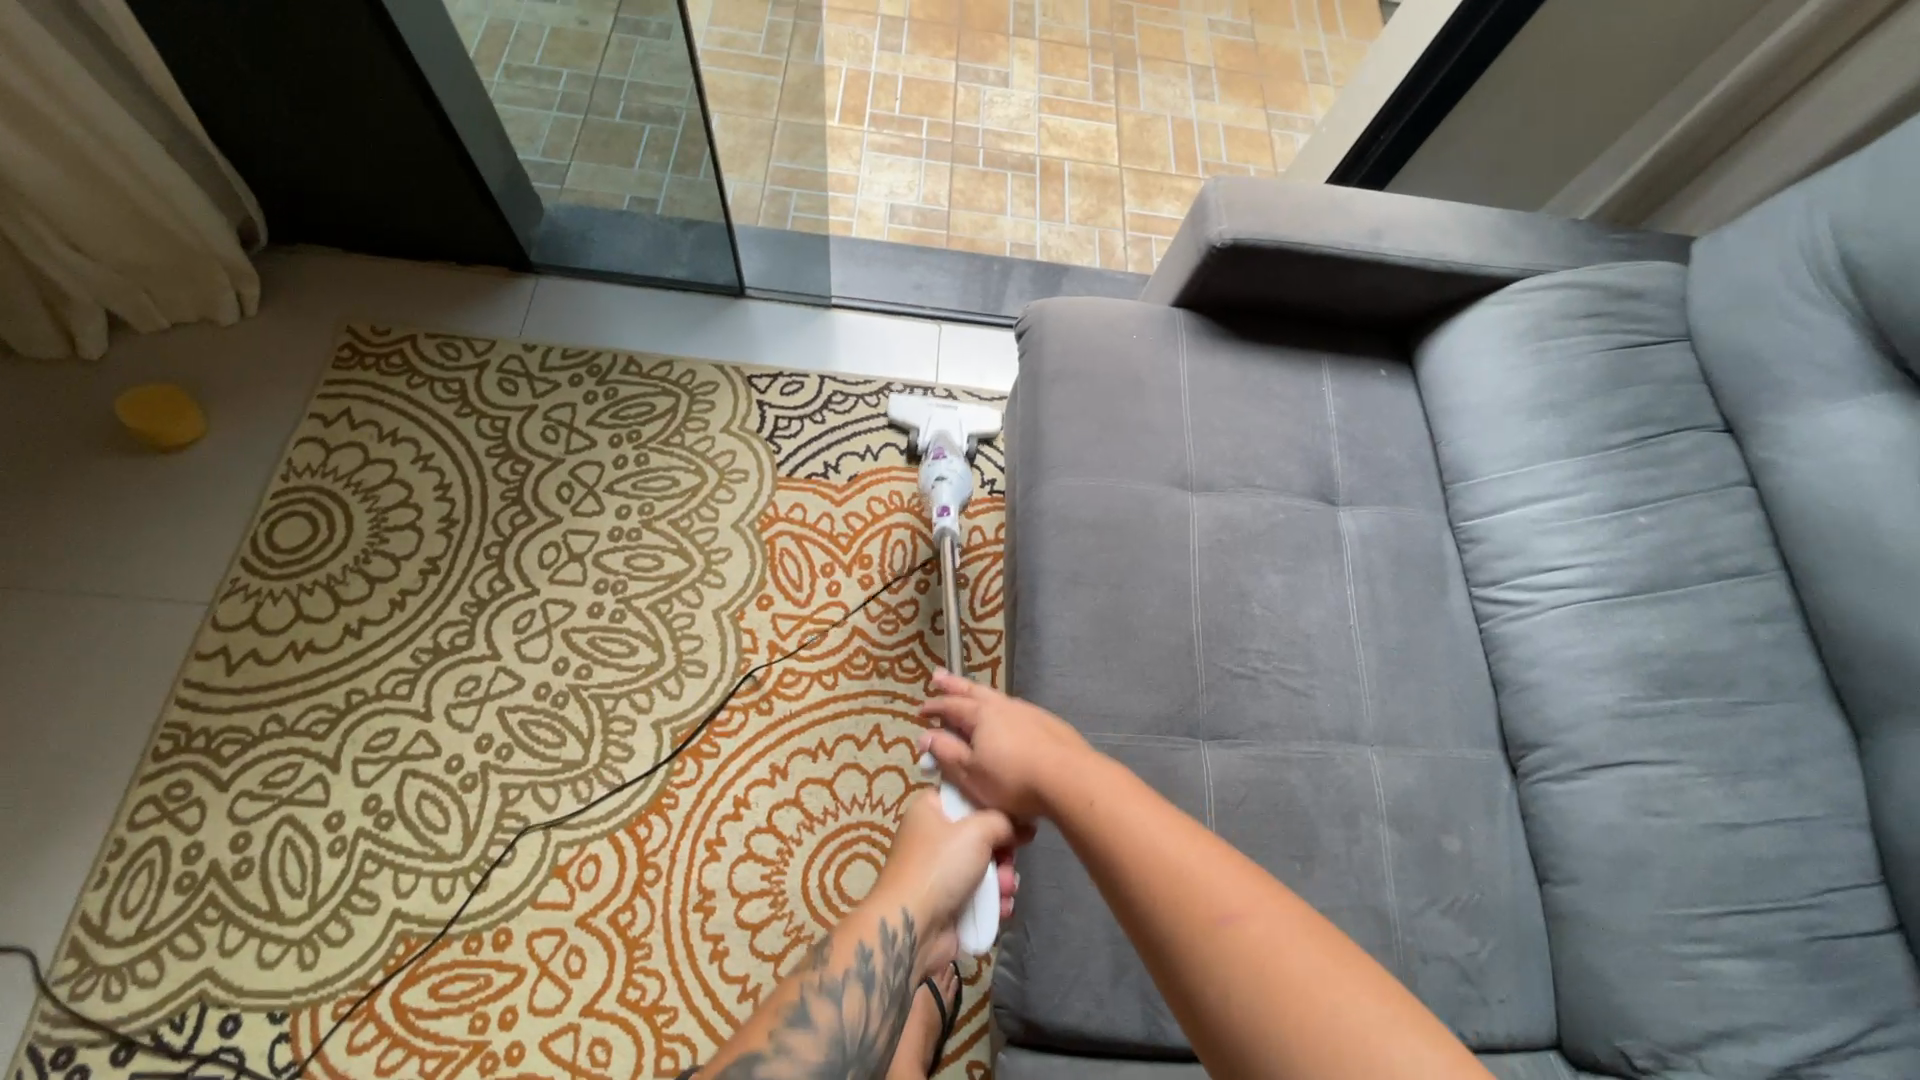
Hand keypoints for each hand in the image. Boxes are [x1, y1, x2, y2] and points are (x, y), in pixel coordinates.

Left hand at [871, 790, 1022, 971]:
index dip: (991, 805)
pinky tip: (1001, 909)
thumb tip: (1022, 826)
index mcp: (928, 811)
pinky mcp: (948, 903)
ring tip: (1006, 890)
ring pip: (984, 868)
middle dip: (1002, 852)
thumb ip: (1003, 821)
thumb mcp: (977, 830)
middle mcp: (932, 838)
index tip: (1014, 817)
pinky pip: (980, 895)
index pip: (964, 796)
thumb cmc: (940, 867)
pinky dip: (994, 902)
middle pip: (980, 835)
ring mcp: (940, 873)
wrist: (912, 927)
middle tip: (1009, 861)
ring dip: (1002, 880)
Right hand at [917, 670, 1093, 821]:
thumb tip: (925, 736)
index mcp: (980, 715)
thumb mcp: (971, 772)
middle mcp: (1003, 706)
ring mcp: (1028, 711)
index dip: (934, 706)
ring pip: (997, 697)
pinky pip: (1016, 708)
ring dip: (979, 693)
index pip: (951, 705)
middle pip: (973, 691)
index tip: (920, 710)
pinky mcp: (1047, 722)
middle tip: (938, 675)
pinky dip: (1002, 707)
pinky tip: (1006, 713)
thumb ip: (947, 752)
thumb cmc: (1012, 779)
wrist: (1068, 778)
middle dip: (953, 684)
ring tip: (971, 691)